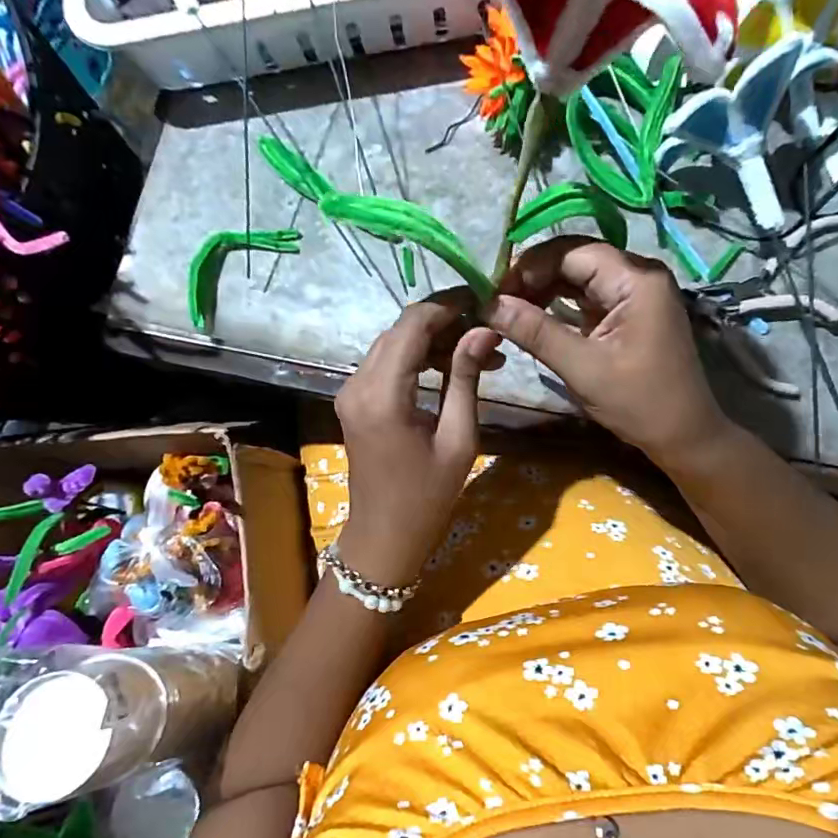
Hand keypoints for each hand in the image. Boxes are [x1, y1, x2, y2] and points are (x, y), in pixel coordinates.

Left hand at [335, 291, 501, 587]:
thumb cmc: (428, 496)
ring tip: (479, 354)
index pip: (412, 324)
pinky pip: (386, 364)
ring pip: (393, 343)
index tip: (483, 302)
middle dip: (444, 323)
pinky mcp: (354, 400)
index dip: (448, 306)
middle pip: (400, 329)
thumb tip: (484, 330)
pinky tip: (449, 368)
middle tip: (487, 334)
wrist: (385, 536)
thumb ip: (466, 378)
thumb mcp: (458, 438)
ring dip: (432, 341)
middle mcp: (357, 383)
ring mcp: (350, 391)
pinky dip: (417, 358)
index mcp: (382, 394)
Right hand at [486, 236, 729, 464]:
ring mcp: (639, 293)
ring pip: (582, 278)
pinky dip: (563, 307)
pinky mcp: (634, 313)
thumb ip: (535, 331)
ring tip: (511, 312)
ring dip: (546, 292)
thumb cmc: (638, 402)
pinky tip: (536, 320)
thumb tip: (488, 304)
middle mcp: (641, 274)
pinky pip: (592, 297)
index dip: (528, 267)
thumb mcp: (582, 367)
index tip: (494, 292)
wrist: (684, 435)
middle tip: (497, 303)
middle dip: (535, 278)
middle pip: (576, 260)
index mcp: (636, 279)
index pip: (571, 252)